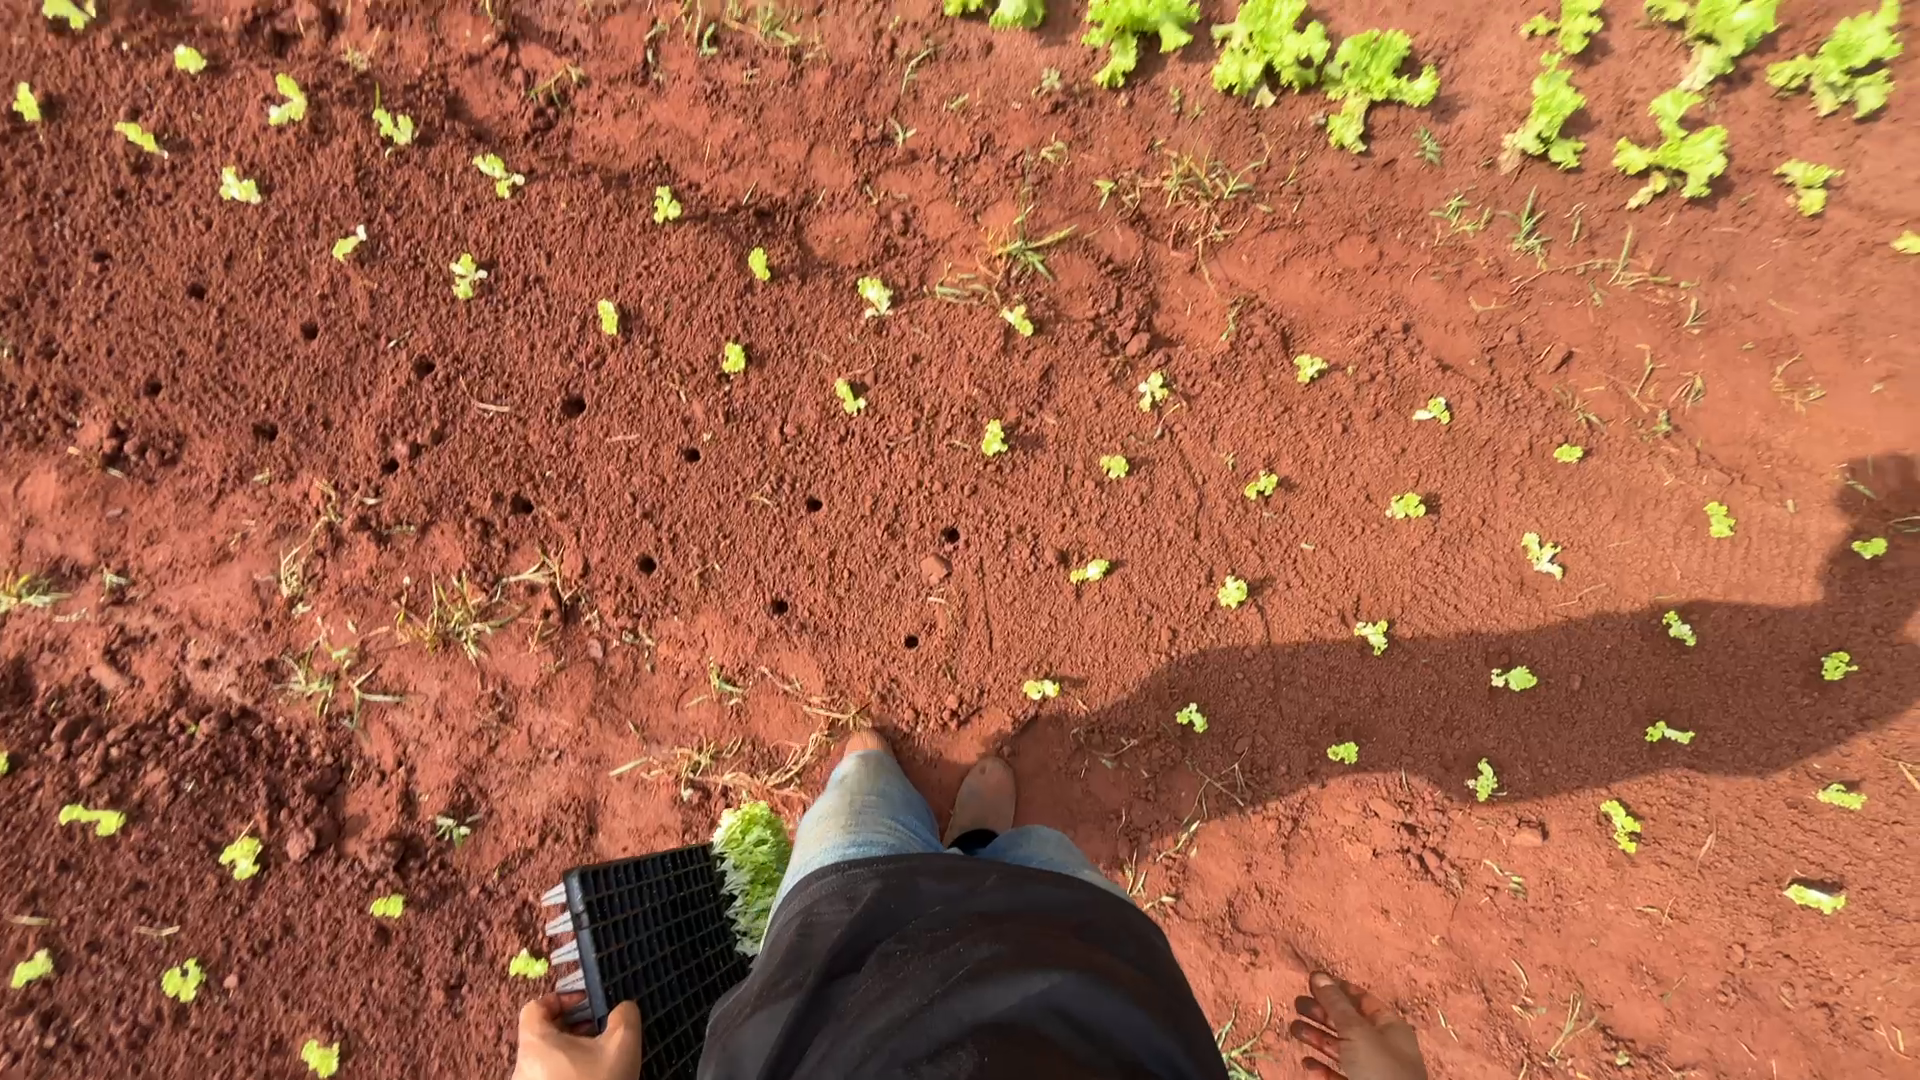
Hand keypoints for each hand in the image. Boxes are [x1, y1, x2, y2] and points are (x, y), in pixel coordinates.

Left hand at [512, 994, 642, 1079]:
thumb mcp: (623, 1041)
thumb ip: (624, 1013)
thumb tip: (620, 1009)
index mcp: (536, 1045)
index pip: (534, 1007)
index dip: (560, 998)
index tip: (586, 1002)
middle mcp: (521, 1068)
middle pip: (541, 1033)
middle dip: (572, 1025)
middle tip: (599, 1028)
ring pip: (545, 1058)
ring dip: (571, 1049)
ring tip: (599, 1055)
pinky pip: (547, 1077)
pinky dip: (566, 1071)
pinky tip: (592, 1077)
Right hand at [1289, 972, 1426, 1079]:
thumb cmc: (1379, 1070)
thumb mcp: (1356, 1030)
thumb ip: (1335, 1003)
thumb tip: (1318, 975)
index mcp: (1389, 1028)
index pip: (1361, 999)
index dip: (1337, 988)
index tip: (1311, 980)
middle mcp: (1381, 1047)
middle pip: (1346, 1022)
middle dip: (1320, 1012)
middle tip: (1297, 1004)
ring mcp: (1371, 1071)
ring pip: (1338, 1048)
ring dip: (1315, 1037)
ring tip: (1294, 1030)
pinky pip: (1336, 1074)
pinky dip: (1321, 1067)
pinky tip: (1307, 1063)